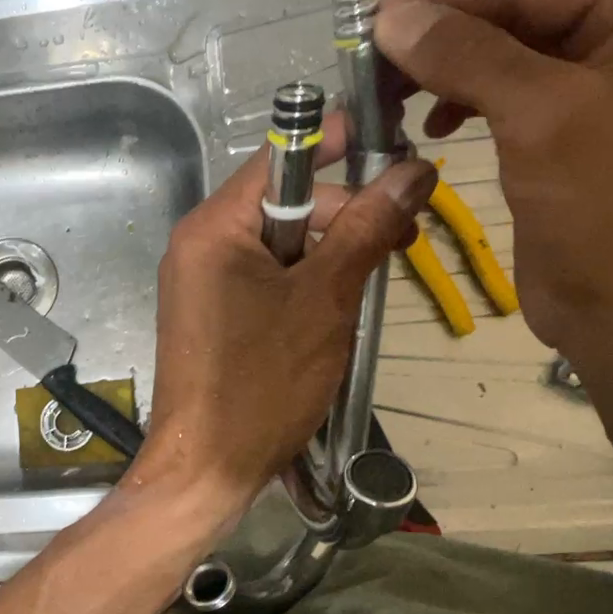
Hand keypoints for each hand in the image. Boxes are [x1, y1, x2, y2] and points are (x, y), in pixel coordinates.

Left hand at [131, 113, 437, 511]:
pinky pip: (263, 282)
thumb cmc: (262, 382)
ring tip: (370, 286)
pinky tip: (334, 313)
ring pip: (278, 247)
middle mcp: (198, 246)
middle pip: (282, 203)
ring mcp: (200, 285)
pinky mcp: (210, 318)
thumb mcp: (325, 299)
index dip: (338, 146)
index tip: (395, 145)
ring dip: (328, 257)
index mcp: (213, 228)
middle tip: (400, 240)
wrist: (206, 468)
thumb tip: (414, 171)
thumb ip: (366, 228)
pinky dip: (302, 287)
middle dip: (342, 216)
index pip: (280, 159)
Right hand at [373, 0, 612, 355]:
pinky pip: (508, 99)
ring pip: (505, 58)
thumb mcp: (540, 117)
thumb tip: (391, 18)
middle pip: (515, 16)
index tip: (370, 24)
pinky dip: (464, 105)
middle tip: (369, 67)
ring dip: (444, 74)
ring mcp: (605, 86)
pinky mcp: (573, 134)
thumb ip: (467, 56)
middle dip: (441, 40)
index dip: (445, 0)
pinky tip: (431, 126)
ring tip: (388, 98)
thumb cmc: (610, 209)